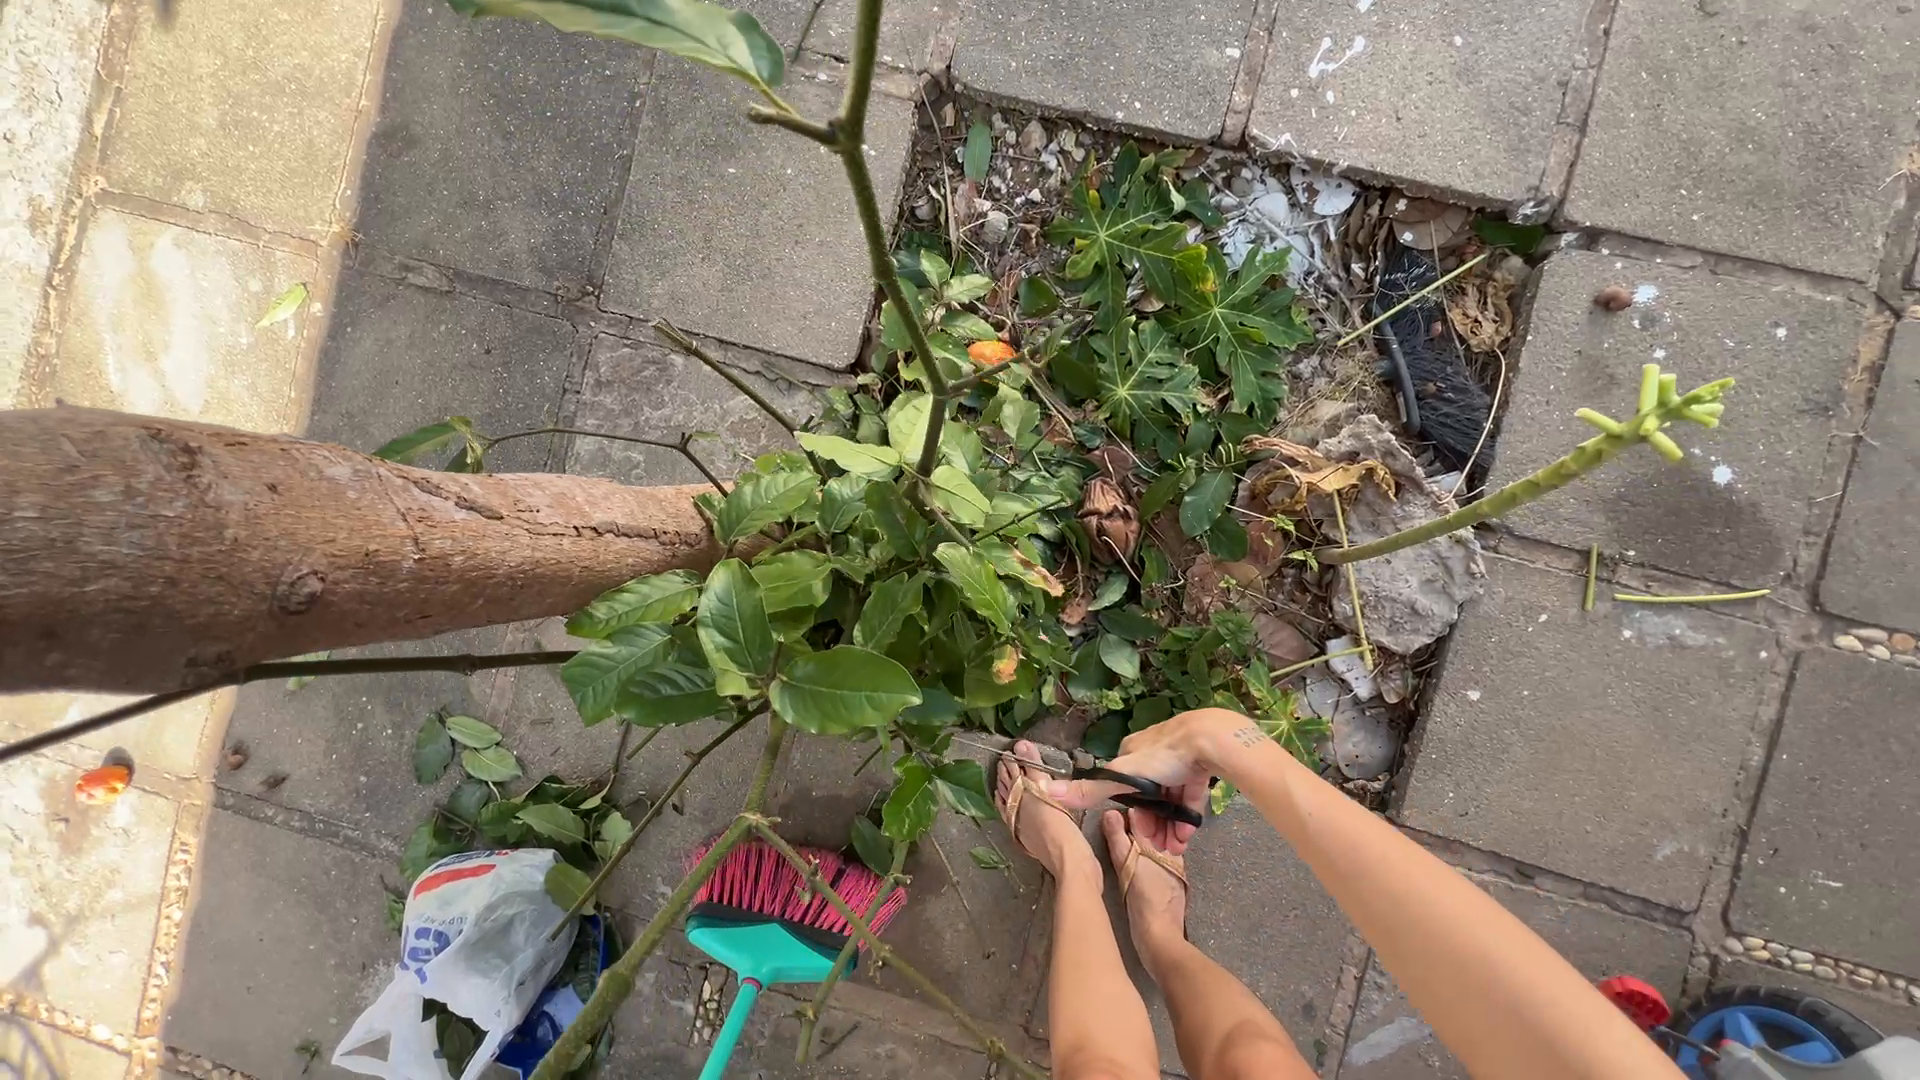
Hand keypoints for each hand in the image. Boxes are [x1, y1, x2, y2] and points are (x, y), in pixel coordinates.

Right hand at [1047, 708, 1251, 844]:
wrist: (1211, 741)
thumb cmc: (1164, 756)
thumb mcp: (1123, 775)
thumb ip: (1090, 790)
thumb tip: (1045, 791)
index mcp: (1131, 753)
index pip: (1125, 788)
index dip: (1132, 813)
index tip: (1138, 834)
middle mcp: (1152, 756)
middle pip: (1148, 797)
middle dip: (1153, 826)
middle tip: (1160, 849)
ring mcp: (1178, 763)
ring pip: (1169, 801)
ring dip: (1170, 828)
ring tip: (1175, 849)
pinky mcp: (1199, 770)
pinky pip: (1188, 798)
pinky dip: (1186, 818)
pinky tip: (1187, 837)